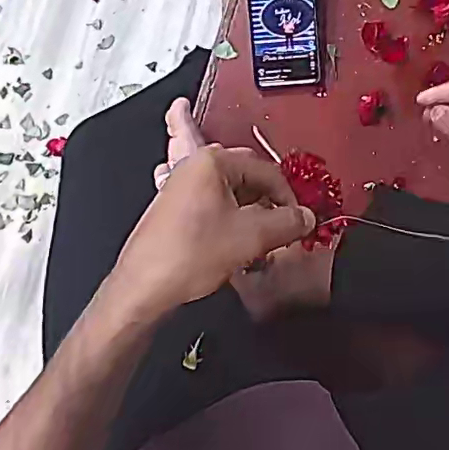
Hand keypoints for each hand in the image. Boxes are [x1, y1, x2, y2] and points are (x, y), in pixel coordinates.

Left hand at [106, 146, 315, 321]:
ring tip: (261, 246)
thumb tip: (306, 217)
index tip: (299, 221)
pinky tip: (237, 249)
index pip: (267, 171)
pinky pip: (216, 208)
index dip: (288, 198)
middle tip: (283, 231)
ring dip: (252, 219)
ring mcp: (183, 187)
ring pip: (233, 196)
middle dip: (270, 207)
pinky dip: (233, 225)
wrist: (142, 288)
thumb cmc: (190, 255)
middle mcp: (195, 167)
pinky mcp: (177, 209)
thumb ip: (287, 222)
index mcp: (212, 162)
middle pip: (250, 181)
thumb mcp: (251, 237)